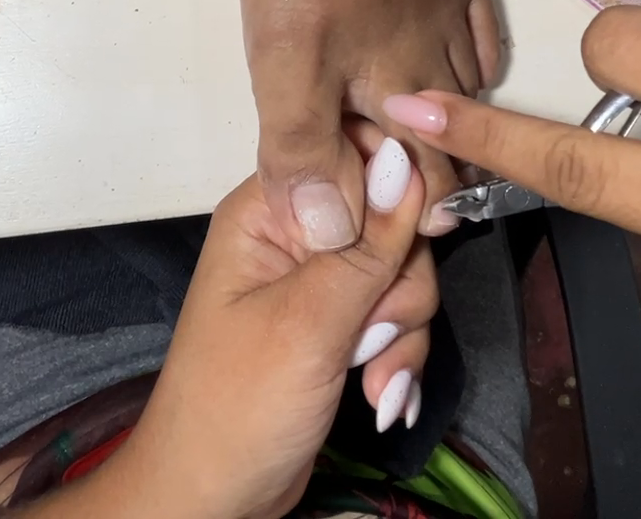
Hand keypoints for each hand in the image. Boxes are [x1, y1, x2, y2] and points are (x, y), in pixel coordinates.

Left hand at [79, 138, 433, 518]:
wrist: (214, 494)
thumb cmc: (240, 401)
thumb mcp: (309, 321)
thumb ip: (366, 245)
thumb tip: (407, 156)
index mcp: (271, 208)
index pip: (352, 156)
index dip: (400, 188)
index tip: (426, 236)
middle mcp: (296, 231)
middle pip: (389, 221)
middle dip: (399, 287)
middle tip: (373, 338)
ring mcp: (317, 277)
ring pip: (400, 272)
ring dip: (401, 333)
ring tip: (374, 383)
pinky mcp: (338, 318)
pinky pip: (393, 313)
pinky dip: (398, 355)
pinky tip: (384, 398)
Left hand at [198, 0, 495, 247]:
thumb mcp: (288, 43)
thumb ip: (306, 139)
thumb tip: (336, 242)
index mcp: (405, 64)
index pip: (429, 174)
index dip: (406, 222)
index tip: (380, 255)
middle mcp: (434, 21)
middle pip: (442, 122)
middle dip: (415, 173)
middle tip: (388, 213)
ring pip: (442, 54)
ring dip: (423, 101)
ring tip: (403, 145)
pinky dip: (431, 25)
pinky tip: (414, 28)